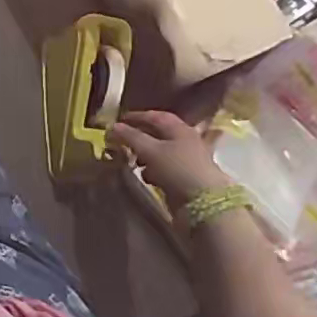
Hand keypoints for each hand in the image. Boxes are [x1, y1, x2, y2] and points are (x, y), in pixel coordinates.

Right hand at [108, 110, 233, 206]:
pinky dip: (153, 169)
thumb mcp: (150, 150)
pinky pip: (164, 168)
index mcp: (179, 129)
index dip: (137, 116)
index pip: (156, 116)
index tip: (120, 119)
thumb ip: (131, 137)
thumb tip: (114, 126)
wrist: (202, 200)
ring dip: (145, 155)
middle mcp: (185, 140)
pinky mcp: (185, 176)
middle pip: (159, 134)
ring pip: (161, 152)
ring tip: (132, 160)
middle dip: (140, 136)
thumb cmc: (176, 169)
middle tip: (122, 140)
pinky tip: (147, 176)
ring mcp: (186, 159)